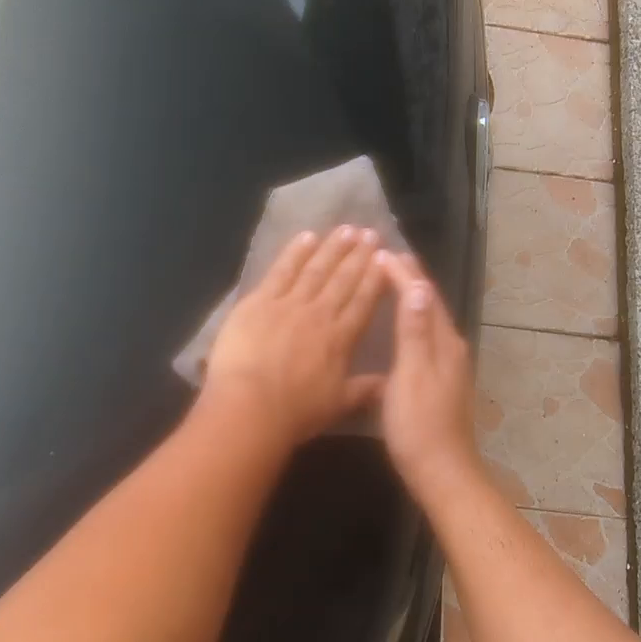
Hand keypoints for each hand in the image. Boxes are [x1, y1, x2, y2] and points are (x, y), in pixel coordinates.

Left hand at [201, 225, 388, 445]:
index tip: (386, 259)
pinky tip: (307, 237)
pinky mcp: (258, 302)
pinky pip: (281, 271)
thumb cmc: (295, 413)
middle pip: (342, 280)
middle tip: (370, 233)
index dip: (375, 279)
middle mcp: (319, 314)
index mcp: (340, 339)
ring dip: (332, 248)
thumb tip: (390, 384)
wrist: (250, 406)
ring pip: (315, 270)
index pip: (363, 302)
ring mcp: (288, 304)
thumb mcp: (337, 405)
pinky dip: (295, 252)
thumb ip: (364, 390)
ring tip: (346, 229)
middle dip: (358, 256)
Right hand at [376, 252, 482, 496]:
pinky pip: (425, 338)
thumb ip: (414, 331)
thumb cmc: (419, 425)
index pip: (423, 295)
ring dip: (410, 298)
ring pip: (428, 320)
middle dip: (409, 279)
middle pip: (429, 304)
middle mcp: (450, 348)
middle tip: (385, 256)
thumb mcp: (411, 375)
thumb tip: (417, 285)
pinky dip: (411, 321)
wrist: (441, 472)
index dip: (402, 272)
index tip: (378, 251)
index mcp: (444, 343)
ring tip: (390, 281)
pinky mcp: (440, 382)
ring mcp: (448, 367)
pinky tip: (399, 327)